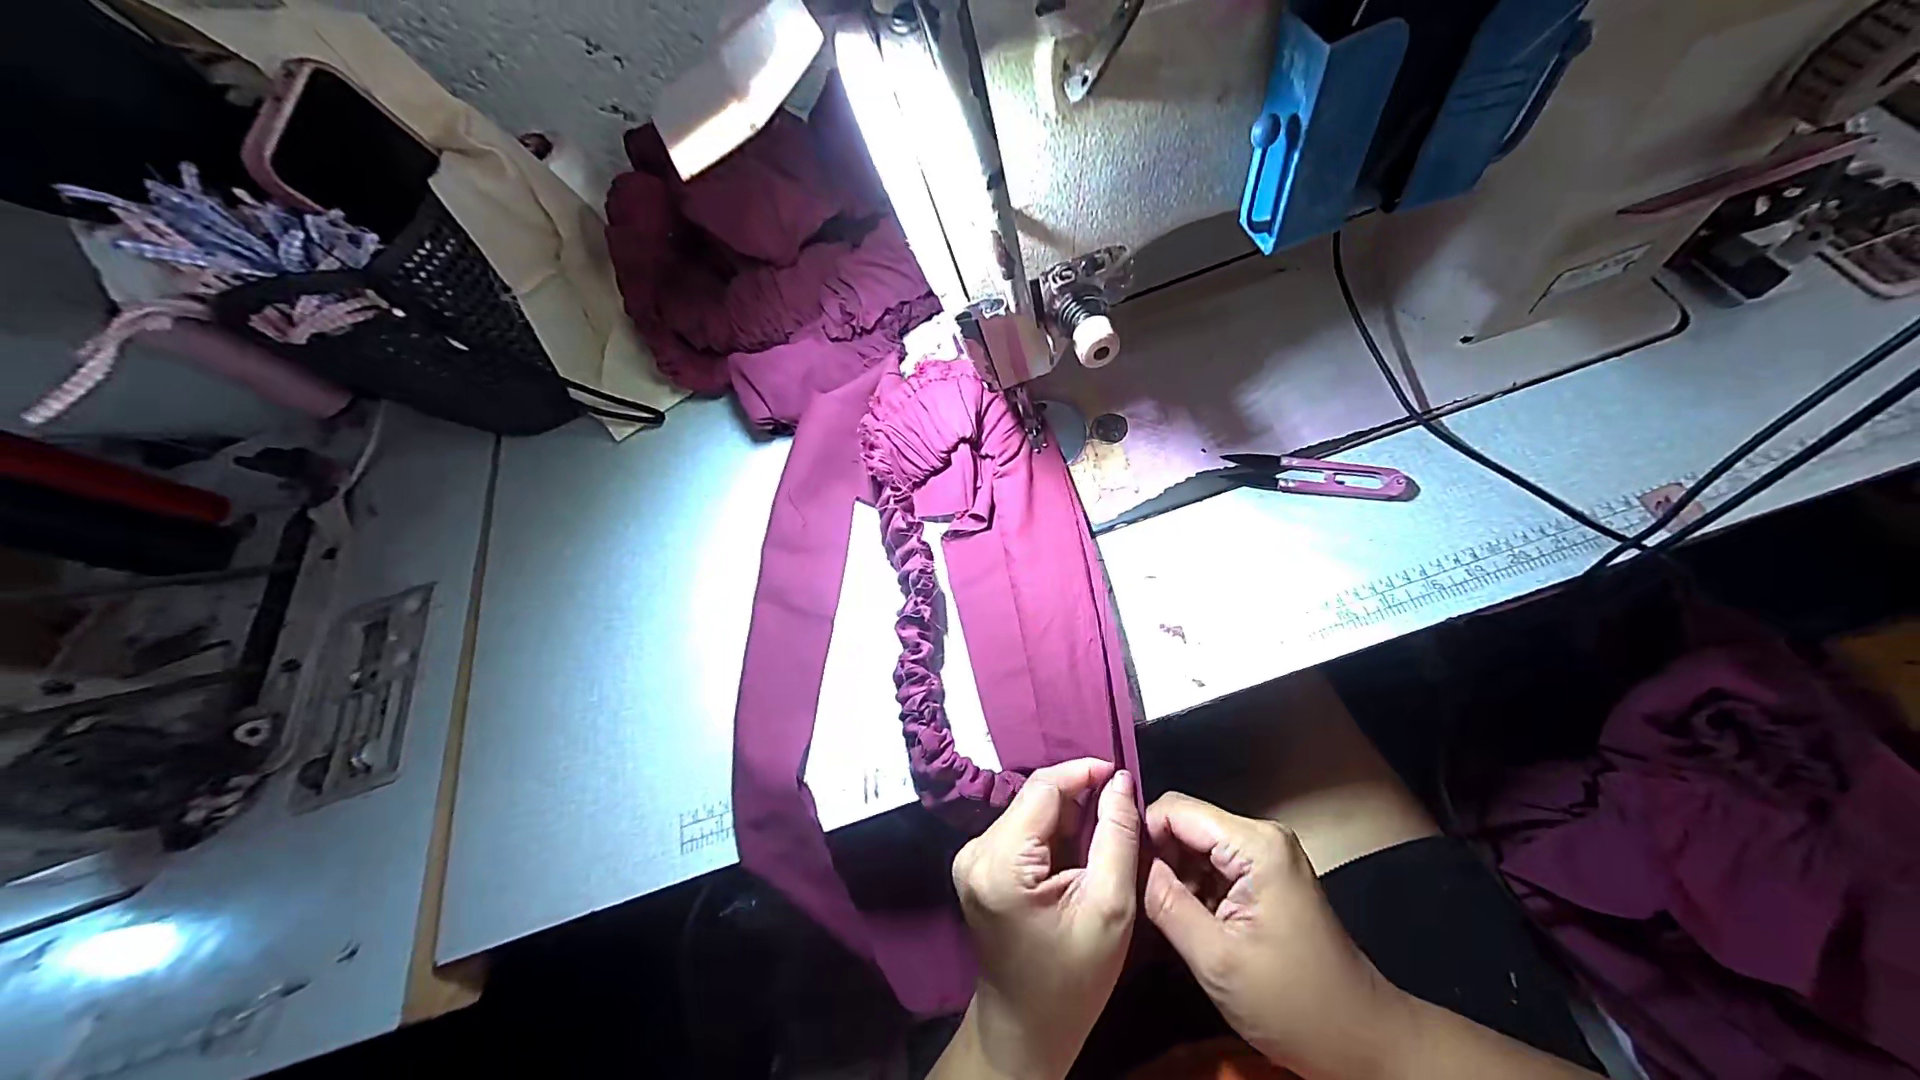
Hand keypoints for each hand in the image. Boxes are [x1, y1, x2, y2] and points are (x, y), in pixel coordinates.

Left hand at [946, 759, 1140, 1079]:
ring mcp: (972, 856)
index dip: (1084, 772)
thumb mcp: (1109, 908)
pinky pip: (1022, 829)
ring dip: (1069, 814)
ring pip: (1030, 810)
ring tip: (1106, 832)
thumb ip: (1116, 836)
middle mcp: (976, 850)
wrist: (1026, 1028)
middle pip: (1035, 797)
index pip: (1043, 787)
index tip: (1122, 775)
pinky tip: (1079, 850)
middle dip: (1080, 796)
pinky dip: (1054, 831)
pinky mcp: (978, 864)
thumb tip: (1120, 781)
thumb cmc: (1073, 980)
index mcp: (1000, 862)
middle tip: (1122, 808)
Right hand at [1142, 792, 1413, 1078]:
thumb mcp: (1217, 959)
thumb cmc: (1294, 1004)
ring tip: (1162, 915)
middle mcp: (1260, 836)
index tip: (1123, 873)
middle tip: (1142, 901)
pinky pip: (1211, 863)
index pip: (1175, 810)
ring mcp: (1264, 854)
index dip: (1143, 835)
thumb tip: (1132, 864)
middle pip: (1184, 824)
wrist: (1362, 1041)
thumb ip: (1166, 902)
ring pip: (1194, 844)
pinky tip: (1188, 920)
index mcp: (1254, 844)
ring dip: (1174, 876)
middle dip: (1158, 858)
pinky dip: (1193, 887)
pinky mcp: (1263, 873)